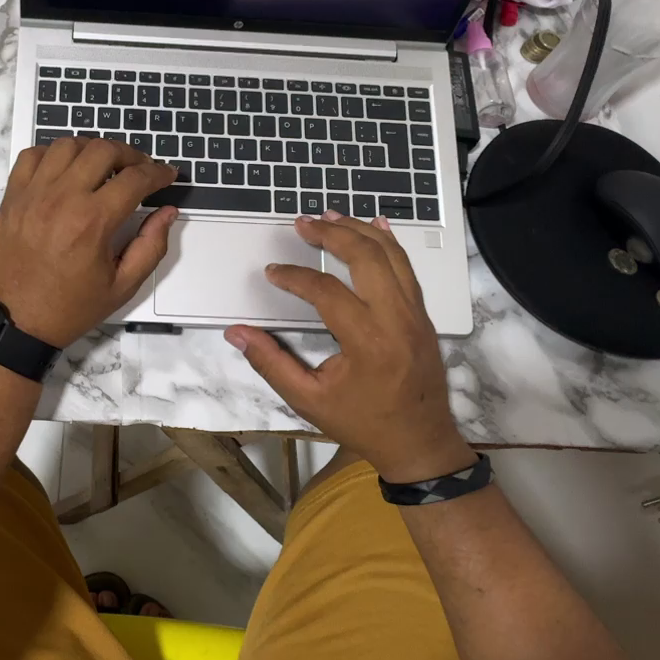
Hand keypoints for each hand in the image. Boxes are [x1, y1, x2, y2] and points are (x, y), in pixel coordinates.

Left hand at [0, 137, 178, 348]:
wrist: (14, 322)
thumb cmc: (69, 308)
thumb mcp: (122, 286)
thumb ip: (151, 246)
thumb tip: (168, 212)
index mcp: (93, 222)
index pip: (135, 179)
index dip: (159, 173)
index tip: (168, 175)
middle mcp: (62, 198)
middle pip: (103, 150)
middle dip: (130, 154)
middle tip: (140, 169)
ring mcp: (33, 193)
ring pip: (68, 144)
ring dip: (93, 149)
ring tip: (105, 165)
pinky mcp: (13, 196)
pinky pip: (33, 155)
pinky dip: (54, 153)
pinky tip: (66, 169)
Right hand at [225, 211, 472, 482]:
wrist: (421, 445)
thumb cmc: (363, 424)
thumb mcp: (309, 401)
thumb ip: (270, 363)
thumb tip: (236, 333)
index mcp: (367, 341)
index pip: (326, 291)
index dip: (295, 277)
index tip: (272, 272)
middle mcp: (397, 319)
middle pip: (366, 258)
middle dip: (332, 234)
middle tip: (303, 222)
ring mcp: (416, 314)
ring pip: (392, 256)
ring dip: (359, 231)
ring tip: (330, 215)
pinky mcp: (424, 316)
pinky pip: (408, 269)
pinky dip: (390, 243)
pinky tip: (376, 226)